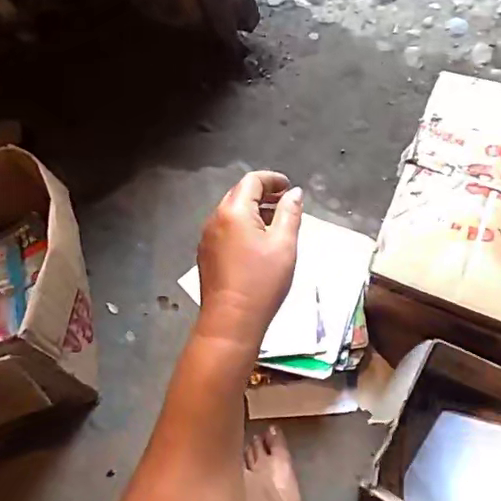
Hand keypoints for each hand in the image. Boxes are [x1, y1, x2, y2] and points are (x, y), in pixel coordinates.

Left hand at [195, 171, 302, 345]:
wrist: (231, 321)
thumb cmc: (261, 282)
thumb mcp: (284, 245)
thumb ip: (290, 213)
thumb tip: (294, 193)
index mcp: (233, 211)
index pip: (251, 181)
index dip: (272, 179)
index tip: (289, 187)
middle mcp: (215, 219)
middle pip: (239, 194)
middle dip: (263, 194)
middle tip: (285, 203)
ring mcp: (207, 238)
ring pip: (231, 213)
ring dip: (253, 211)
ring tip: (276, 224)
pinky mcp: (206, 255)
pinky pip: (225, 230)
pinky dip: (242, 227)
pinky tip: (258, 244)